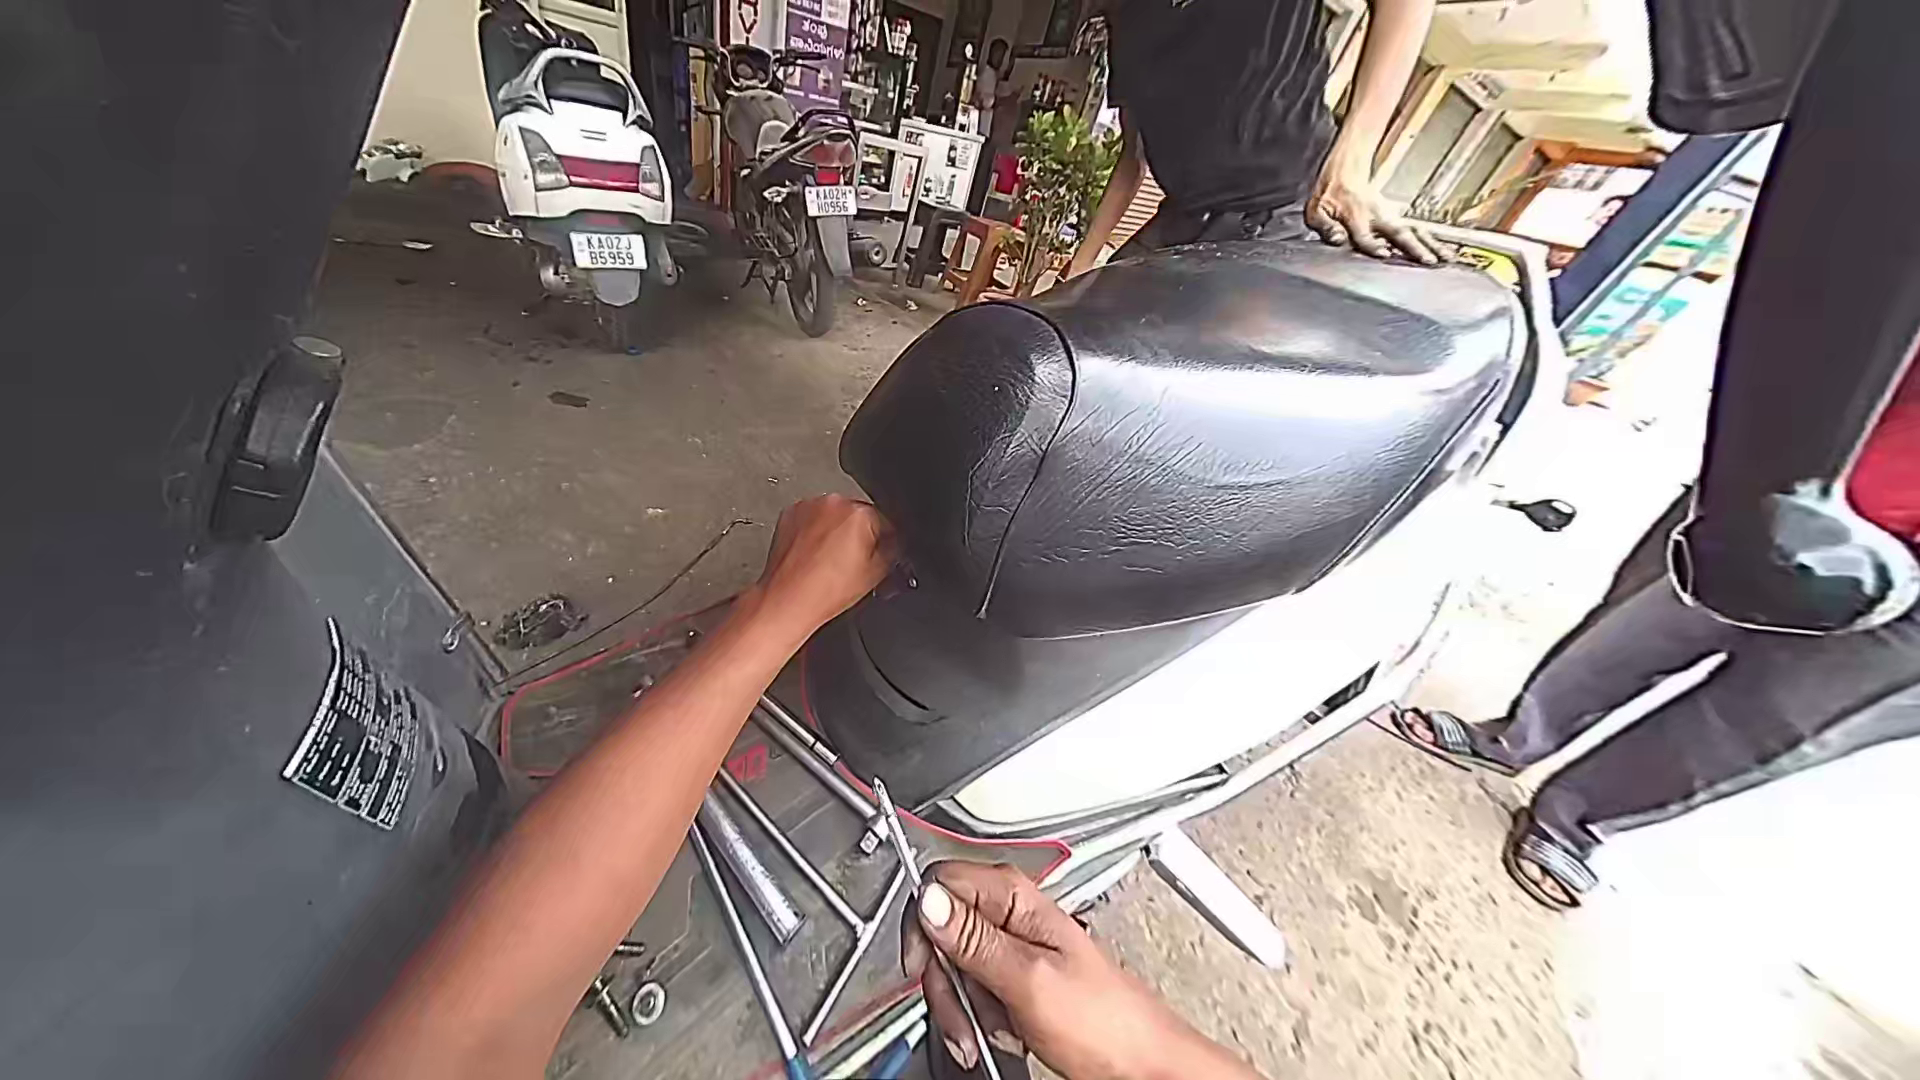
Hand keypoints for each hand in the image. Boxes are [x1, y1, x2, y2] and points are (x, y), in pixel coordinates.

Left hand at [751, 495, 894, 636]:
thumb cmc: (825, 591)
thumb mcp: (877, 574)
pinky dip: (815, 532)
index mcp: (860, 513)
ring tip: (830, 561)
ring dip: (836, 532)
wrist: (788, 599)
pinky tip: (815, 555)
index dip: (885, 541)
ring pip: (834, 516)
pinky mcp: (791, 514)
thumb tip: (896, 542)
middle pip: (858, 516)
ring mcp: (810, 506)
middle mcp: (834, 503)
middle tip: (852, 562)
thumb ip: (894, 550)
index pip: (885, 521)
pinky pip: (812, 518)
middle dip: (859, 535)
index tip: (880, 554)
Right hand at [902, 862, 1261, 1079]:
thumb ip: (975, 939)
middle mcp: (1009, 909)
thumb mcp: (1029, 979)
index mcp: (1013, 894)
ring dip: (961, 1005)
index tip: (925, 965)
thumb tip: (930, 900)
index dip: (924, 922)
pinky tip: (999, 1031)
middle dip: (945, 978)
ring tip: (990, 1030)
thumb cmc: (1104, 1021)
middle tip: (966, 1014)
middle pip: (941, 926)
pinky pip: (971, 985)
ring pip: (951, 961)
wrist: (1142, 1064)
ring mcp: (1009, 941)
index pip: (940, 880)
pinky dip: (976, 1015)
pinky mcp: (1011, 971)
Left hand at [1306, 163, 1441, 264]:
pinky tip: (1441, 250)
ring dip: (1430, 244)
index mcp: (1356, 216)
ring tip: (1446, 258)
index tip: (1384, 255)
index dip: (1373, 245)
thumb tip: (1337, 239)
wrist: (1346, 170)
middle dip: (1414, 247)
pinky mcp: (1396, 216)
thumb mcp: (1316, 211)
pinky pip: (1415, 229)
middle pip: (1399, 233)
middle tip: (1429, 261)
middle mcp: (1377, 215)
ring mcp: (1390, 215)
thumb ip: (1325, 227)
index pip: (1365, 235)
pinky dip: (1430, 240)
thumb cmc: (1329, 194)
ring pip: (1413, 231)